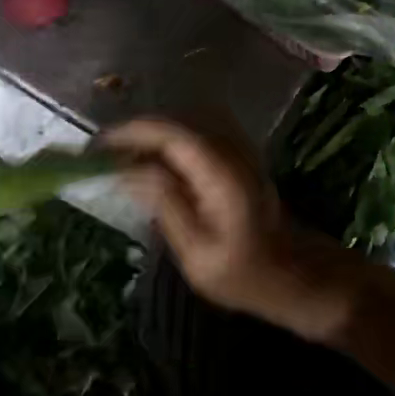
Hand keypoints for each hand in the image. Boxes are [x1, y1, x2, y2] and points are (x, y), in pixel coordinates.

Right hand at [105, 117, 351, 339]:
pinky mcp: (237, 153)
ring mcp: (237, 147)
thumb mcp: (197, 253)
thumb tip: (127, 169)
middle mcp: (230, 148)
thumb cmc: (247, 275)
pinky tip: (153, 163)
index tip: (96, 145)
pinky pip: (195, 131)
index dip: (131, 132)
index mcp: (219, 171)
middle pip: (175, 120)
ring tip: (122, 160)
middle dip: (136, 132)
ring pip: (184, 121)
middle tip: (102, 156)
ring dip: (151, 134)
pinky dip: (168, 139)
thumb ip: (164, 204)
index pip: (169, 133)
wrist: (298, 275)